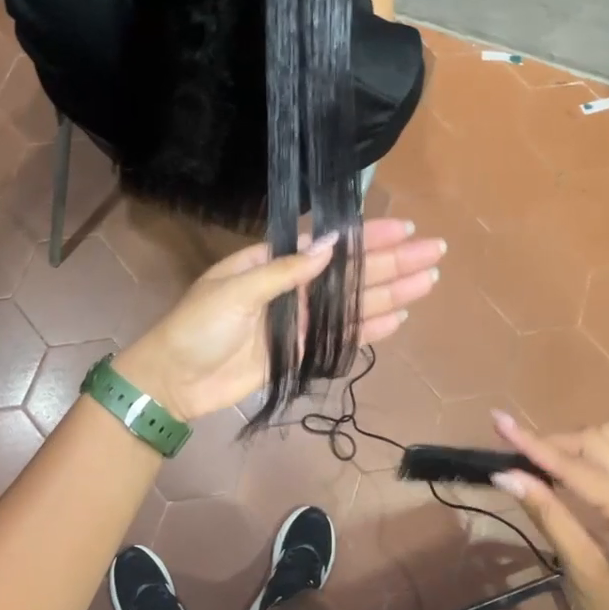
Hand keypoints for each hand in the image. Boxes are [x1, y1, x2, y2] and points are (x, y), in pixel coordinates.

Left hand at [114, 218, 445, 420]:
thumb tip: (331, 245)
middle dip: (391, 263)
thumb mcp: (235, 291)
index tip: (403, 229)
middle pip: (349, 273)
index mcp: (270, 263)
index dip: (365, 237)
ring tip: (429, 281)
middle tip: (435, 252)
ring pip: (352, 304)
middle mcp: (289, 288)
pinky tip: (398, 317)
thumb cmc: (196, 327)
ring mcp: (296, 321)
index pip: (327, 244)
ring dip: (390, 293)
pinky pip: (340, 338)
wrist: (173, 380)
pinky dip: (368, 329)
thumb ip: (284, 272)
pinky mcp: (298, 353)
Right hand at [491, 416, 608, 609]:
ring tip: (544, 465)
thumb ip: (547, 515)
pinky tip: (578, 470)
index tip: (498, 421)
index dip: (532, 444)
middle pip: (596, 441)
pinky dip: (597, 451)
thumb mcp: (581, 568)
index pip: (575, 467)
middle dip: (552, 443)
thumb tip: (505, 475)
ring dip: (575, 444)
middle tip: (517, 459)